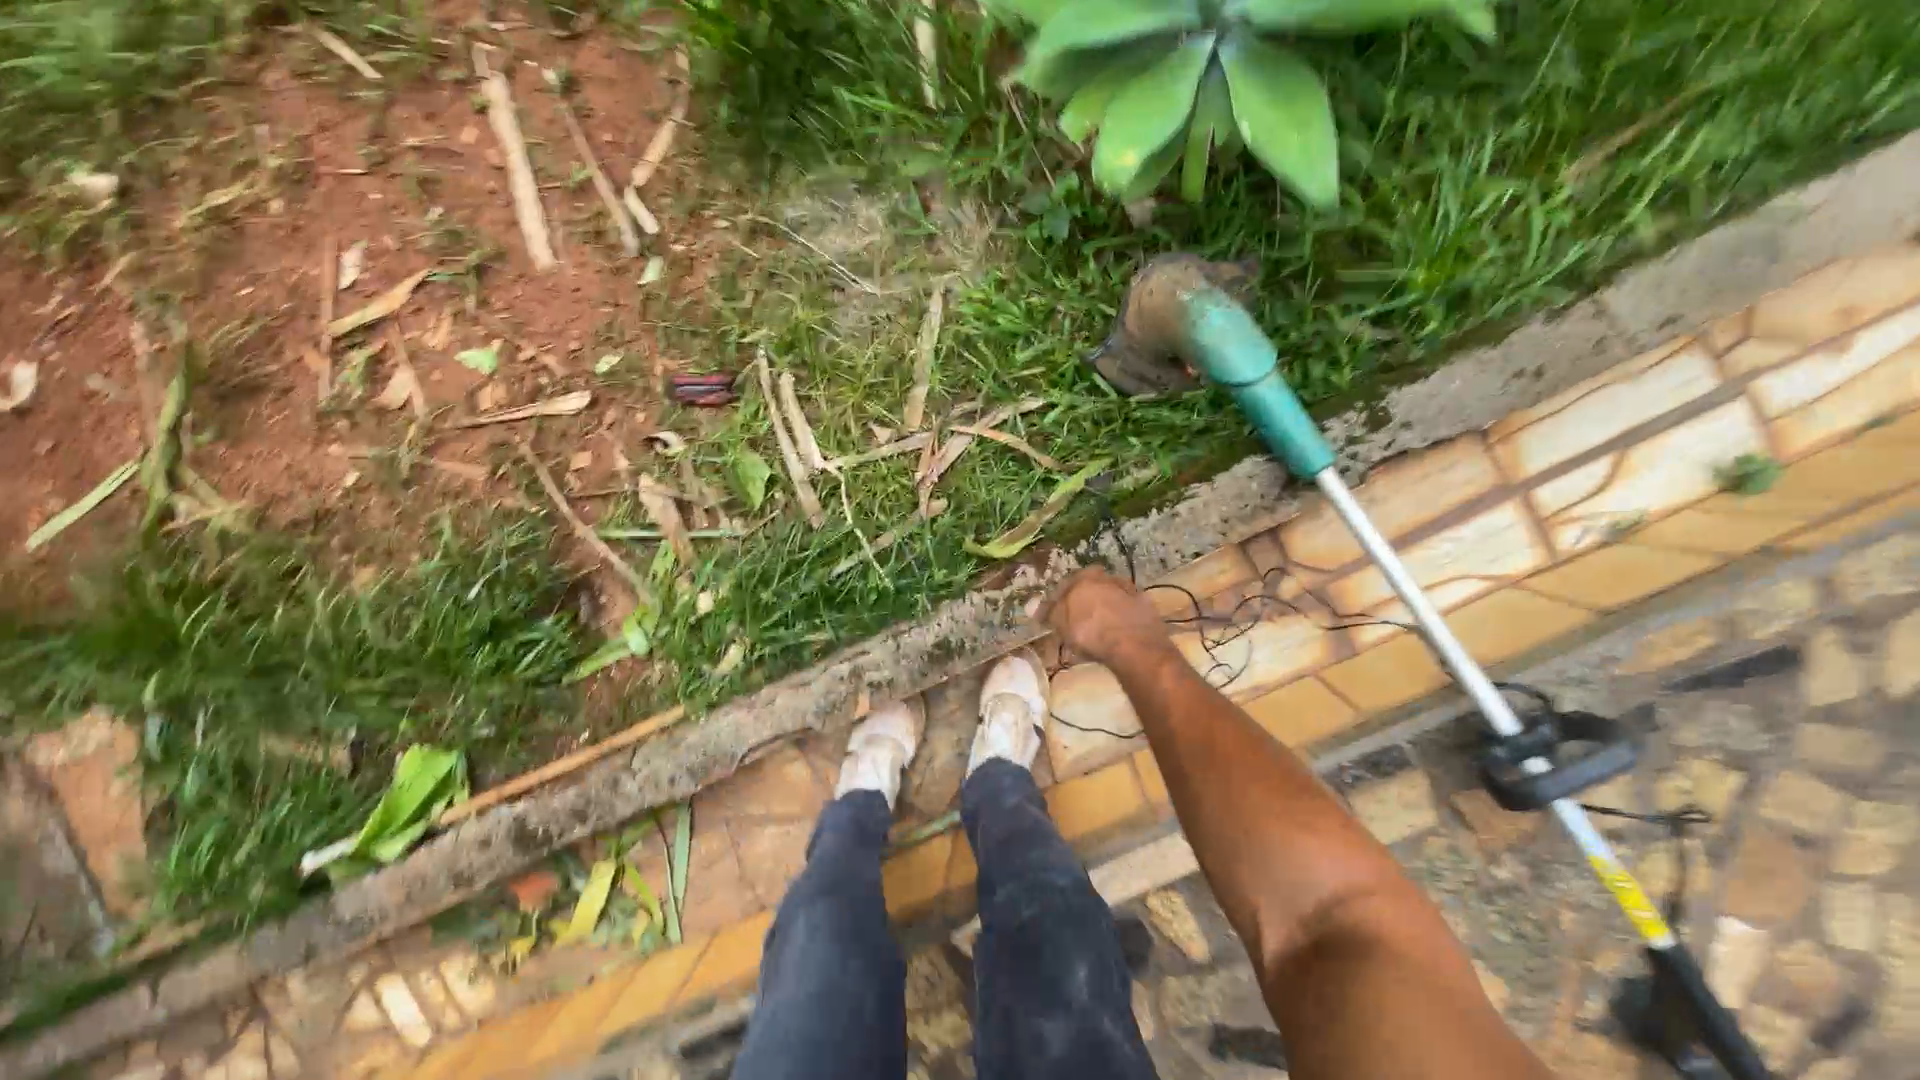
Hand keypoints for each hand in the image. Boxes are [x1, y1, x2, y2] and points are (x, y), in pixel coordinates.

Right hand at [1039, 566, 1171, 667]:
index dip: (1059, 602)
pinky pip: (1127, 613)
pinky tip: (1117, 634)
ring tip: (1099, 630)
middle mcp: (1108, 577)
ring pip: (1111, 599)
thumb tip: (1032, 604)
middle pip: (1091, 589)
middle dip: (1085, 602)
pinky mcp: (1147, 608)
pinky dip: (1121, 620)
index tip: (1055, 616)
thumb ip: (1048, 611)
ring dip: (1105, 610)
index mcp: (1085, 576)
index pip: (1066, 585)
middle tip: (1078, 622)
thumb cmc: (1089, 631)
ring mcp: (1131, 591)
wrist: (1133, 644)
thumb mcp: (1060, 623)